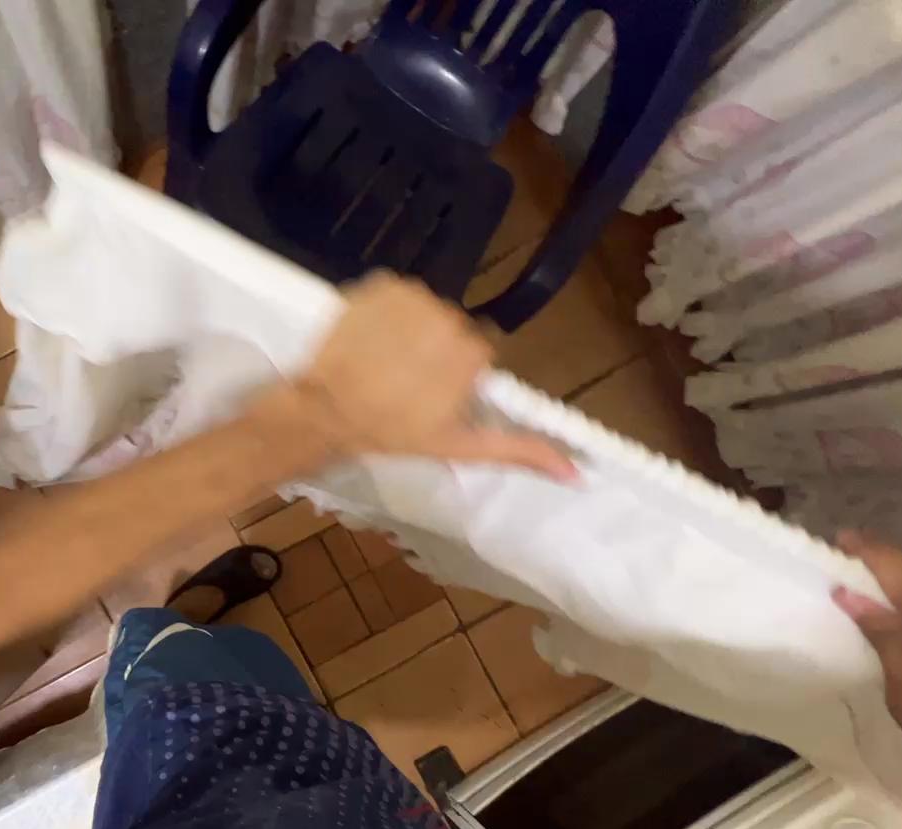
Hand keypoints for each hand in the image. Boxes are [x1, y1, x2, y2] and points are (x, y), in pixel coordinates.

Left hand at [287, 273, 574, 478]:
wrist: (324, 412)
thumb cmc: (391, 433)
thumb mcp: (456, 446)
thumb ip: (516, 450)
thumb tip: (577, 472)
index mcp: (474, 351)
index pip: (472, 352)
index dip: (449, 373)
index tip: (425, 393)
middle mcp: (450, 314)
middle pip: (448, 328)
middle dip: (429, 351)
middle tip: (399, 382)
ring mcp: (411, 296)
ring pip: (420, 310)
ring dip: (405, 330)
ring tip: (379, 362)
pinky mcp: (378, 284)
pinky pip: (391, 294)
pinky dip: (381, 311)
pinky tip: (367, 340)